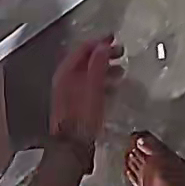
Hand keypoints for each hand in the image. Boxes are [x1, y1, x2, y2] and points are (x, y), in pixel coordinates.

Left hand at [48, 37, 122, 171]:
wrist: (72, 147)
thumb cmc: (82, 117)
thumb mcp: (93, 87)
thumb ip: (98, 65)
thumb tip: (102, 46)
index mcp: (66, 72)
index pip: (83, 49)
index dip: (99, 41)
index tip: (112, 38)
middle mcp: (65, 80)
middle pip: (85, 60)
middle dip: (103, 54)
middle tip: (119, 52)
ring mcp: (68, 93)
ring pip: (88, 73)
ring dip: (104, 69)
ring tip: (119, 70)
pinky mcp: (75, 105)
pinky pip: (89, 86)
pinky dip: (101, 82)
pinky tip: (111, 88)